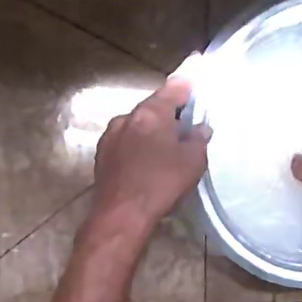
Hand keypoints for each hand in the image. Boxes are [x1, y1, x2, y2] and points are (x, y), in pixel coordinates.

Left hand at [89, 76, 209, 238]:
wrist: (121, 214)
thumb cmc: (161, 184)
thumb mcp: (192, 162)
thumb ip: (198, 140)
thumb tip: (200, 128)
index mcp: (150, 113)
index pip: (171, 90)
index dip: (184, 88)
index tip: (191, 87)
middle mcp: (126, 118)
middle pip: (150, 108)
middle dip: (166, 114)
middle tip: (182, 123)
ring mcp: (110, 137)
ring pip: (135, 126)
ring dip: (149, 131)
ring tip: (163, 146)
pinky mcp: (101, 157)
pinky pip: (125, 144)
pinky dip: (136, 146)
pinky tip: (144, 161)